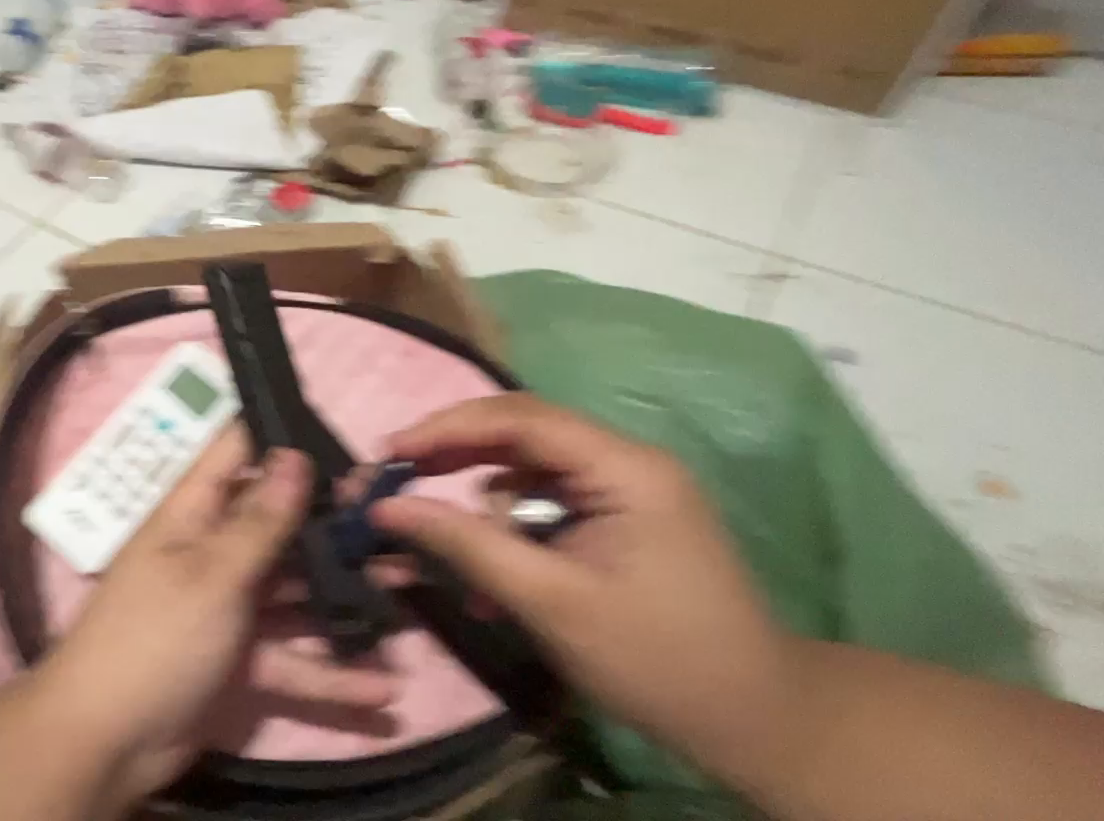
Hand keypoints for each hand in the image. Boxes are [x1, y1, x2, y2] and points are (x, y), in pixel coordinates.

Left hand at [35, 426, 396, 802]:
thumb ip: (259, 520)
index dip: (281, 440)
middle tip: (394, 514)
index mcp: (192, 515)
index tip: (338, 436)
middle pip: (279, 524)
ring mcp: (227, 607)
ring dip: (345, 591)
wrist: (106, 741)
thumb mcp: (211, 573)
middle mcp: (212, 551)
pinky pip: (292, 659)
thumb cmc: (156, 637)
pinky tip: (386, 690)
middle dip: (331, 520)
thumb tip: (293, 452)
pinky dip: (332, 675)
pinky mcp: (239, 659)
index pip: (235, 456)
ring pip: (294, 590)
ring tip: (410, 583)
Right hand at [368, 395, 796, 775]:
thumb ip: (465, 545)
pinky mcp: (614, 520)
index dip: (447, 428)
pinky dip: (505, 535)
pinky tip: (484, 584)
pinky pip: (540, 507)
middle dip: (452, 457)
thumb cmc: (658, 661)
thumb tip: (386, 507)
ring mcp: (621, 491)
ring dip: (478, 509)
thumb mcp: (549, 602)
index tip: (391, 453)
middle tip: (394, 481)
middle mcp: (623, 463)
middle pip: (518, 435)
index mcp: (625, 469)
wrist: (757, 724)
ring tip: (437, 550)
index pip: (520, 419)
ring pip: (523, 472)